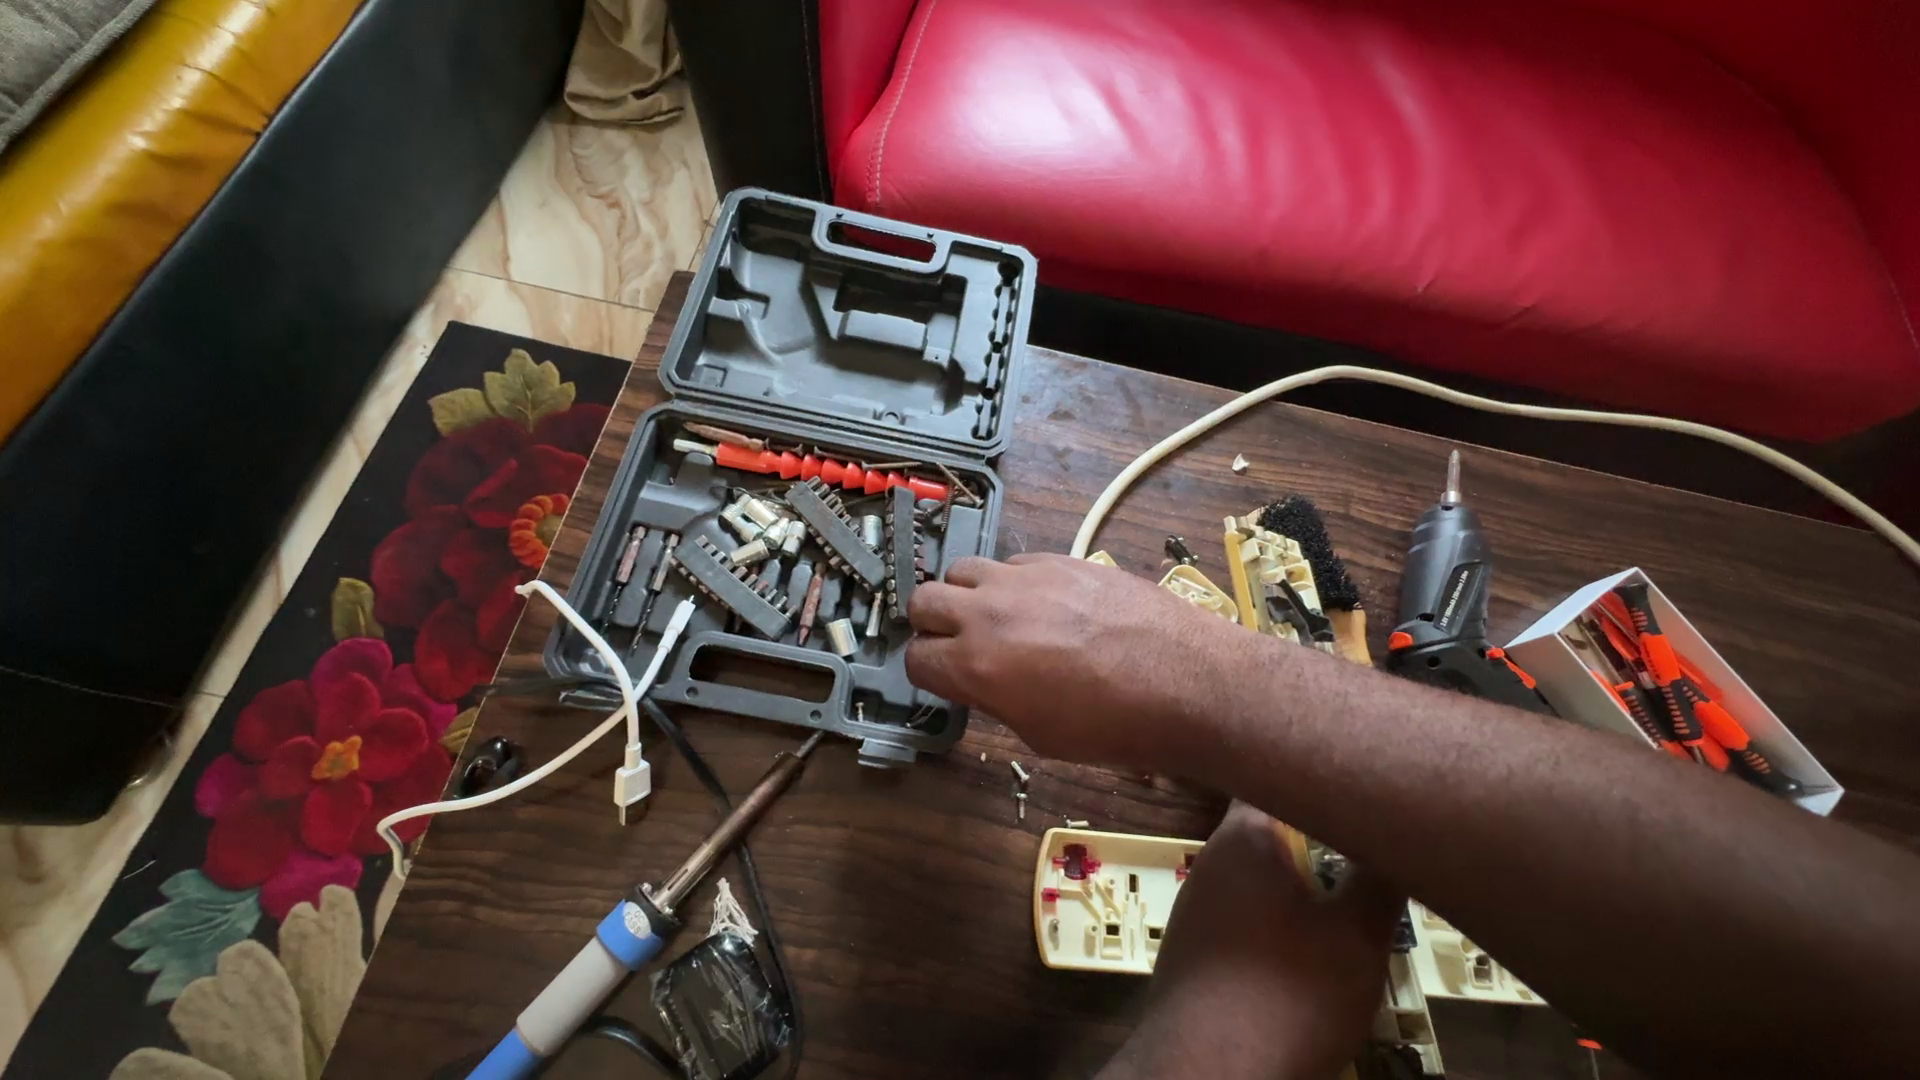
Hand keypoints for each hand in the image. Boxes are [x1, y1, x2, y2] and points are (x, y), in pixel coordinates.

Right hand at [905, 553, 1252, 772]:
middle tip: (956, 641)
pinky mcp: (1059, 558)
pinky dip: (1014, 583)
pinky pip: (1014, 563)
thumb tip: (981, 680)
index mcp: (976, 666)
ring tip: (997, 615)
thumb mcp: (1038, 733)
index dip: (925, 670)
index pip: (916, 658)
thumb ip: (994, 698)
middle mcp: (988, 613)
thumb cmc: (1113, 728)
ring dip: (967, 594)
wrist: (1187, 682)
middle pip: (923, 599)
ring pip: (964, 570)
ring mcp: (1023, 578)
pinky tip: (1044, 604)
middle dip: (931, 624)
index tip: (942, 676)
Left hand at [1100, 803, 1402, 1079]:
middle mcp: (1212, 856)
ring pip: (1258, 868)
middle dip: (1318, 833)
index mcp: (1242, 836)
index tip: (1357, 776)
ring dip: (1299, 877)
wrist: (1206, 1067)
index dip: (1315, 772)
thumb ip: (1378, 878)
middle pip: (1269, 824)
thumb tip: (1396, 829)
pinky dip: (1275, 911)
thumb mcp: (1356, 937)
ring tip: (1347, 893)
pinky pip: (1243, 905)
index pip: (1273, 774)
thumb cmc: (1287, 993)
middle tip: (1368, 845)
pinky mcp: (1196, 939)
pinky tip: (1303, 942)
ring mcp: (1198, 898)